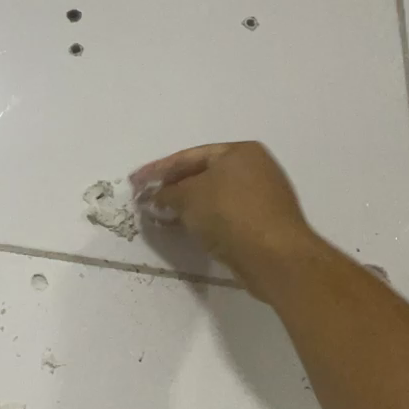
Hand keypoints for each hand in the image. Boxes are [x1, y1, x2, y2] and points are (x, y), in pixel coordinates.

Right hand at [129, 141, 323, 299]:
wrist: (275, 257)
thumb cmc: (229, 213)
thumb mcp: (187, 197)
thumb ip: (164, 193)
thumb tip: (151, 197)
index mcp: (240, 152)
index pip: (188, 157)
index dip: (157, 170)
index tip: (134, 182)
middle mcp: (255, 168)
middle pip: (202, 175)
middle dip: (171, 188)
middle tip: (145, 198)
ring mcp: (263, 196)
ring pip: (213, 196)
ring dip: (186, 205)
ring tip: (160, 215)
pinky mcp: (263, 222)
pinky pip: (225, 213)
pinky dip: (204, 217)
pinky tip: (186, 227)